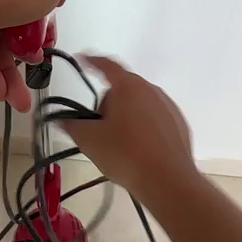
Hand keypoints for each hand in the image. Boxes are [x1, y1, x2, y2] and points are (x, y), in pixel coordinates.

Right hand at [59, 57, 201, 207]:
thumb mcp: (89, 140)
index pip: (106, 65)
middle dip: (109, 104)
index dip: (91, 62)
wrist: (167, 181)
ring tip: (121, 144)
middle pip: (123, 88)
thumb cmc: (125, 154)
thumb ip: (71, 124)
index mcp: (128, 86)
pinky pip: (156, 119)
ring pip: (140, 104)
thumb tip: (62, 118)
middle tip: (99, 128)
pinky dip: (145, 128)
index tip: (83, 59)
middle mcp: (150, 89)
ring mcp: (168, 106)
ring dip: (127, 116)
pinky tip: (140, 151)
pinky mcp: (179, 124)